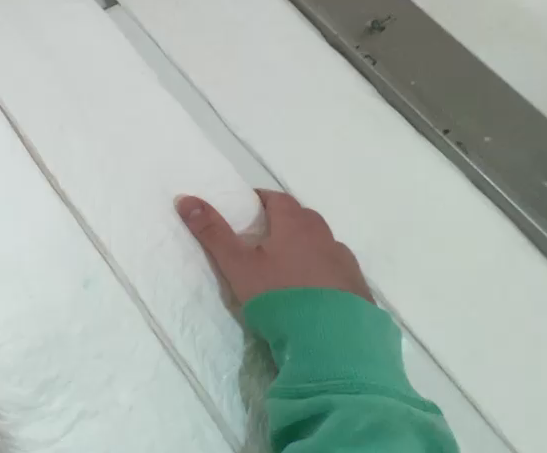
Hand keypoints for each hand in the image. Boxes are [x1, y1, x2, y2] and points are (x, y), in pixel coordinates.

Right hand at [176, 190, 371, 305]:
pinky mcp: (362, 295)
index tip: (247, 208)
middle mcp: (326, 240)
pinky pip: (340, 273)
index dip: (262, 199)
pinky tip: (314, 293)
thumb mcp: (236, 264)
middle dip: (286, 221)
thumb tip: (184, 198)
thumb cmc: (279, 296)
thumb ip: (211, 231)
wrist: (335, 347)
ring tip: (289, 266)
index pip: (279, 199)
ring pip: (326, 246)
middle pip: (305, 219)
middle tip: (264, 236)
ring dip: (309, 247)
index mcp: (295, 227)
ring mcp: (348, 268)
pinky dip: (326, 273)